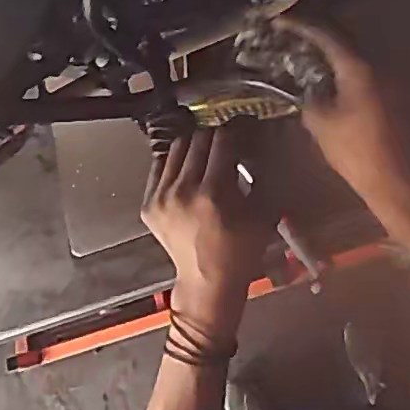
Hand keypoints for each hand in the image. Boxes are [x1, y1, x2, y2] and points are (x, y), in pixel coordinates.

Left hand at [142, 126, 271, 338]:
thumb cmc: (239, 252)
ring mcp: (160, 198)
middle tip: (226, 140)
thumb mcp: (262, 214)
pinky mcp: (148, 205)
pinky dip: (175, 162)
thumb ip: (261, 176)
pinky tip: (188, 167)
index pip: (221, 140)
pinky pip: (159, 167)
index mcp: (212, 194)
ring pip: (176, 148)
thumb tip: (261, 144)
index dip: (235, 129)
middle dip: (215, 135)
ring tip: (207, 152)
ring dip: (194, 144)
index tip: (242, 127)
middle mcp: (182, 191)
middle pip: (198, 139)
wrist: (207, 282)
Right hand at [272, 16, 409, 250]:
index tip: (278, 21)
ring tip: (299, 52)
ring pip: (349, 53)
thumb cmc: (355, 152)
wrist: (393, 180)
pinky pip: (356, 70)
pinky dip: (337, 67)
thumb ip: (306, 97)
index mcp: (356, 68)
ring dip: (325, 50)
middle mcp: (374, 66)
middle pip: (340, 37)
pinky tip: (320, 77)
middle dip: (313, 33)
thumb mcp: (320, 124)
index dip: (299, 25)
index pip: (325, 34)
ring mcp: (383, 79)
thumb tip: (297, 86)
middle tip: (287, 33)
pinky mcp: (385, 94)